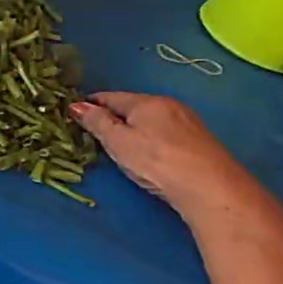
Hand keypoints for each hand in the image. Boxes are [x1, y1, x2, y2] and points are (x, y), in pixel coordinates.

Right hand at [69, 92, 258, 213]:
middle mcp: (168, 104)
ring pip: (148, 118)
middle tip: (92, 132)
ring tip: (116, 143)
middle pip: (131, 106)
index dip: (88, 104)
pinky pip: (163, 130)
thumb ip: (96, 122)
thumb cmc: (155, 160)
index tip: (72, 114)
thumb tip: (75, 105)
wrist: (210, 186)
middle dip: (111, 115)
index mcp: (146, 101)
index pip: (109, 96)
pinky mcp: (197, 139)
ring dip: (130, 126)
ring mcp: (186, 121)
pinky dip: (148, 135)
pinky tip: (145, 151)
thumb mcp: (117, 141)